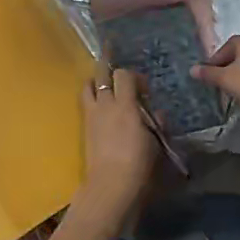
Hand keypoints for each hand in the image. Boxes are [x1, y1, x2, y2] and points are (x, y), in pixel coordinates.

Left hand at [79, 64, 155, 217]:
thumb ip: (155, 123)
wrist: (111, 182)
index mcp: (125, 105)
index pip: (124, 75)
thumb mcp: (156, 142)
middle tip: (113, 57)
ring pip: (88, 86)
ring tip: (104, 84)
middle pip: (102, 74)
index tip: (144, 87)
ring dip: (96, 81)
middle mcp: (104, 104)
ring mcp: (91, 114)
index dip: (133, 75)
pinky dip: (91, 96)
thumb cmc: (139, 164)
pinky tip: (99, 103)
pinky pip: (85, 102)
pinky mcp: (84, 125)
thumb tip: (155, 114)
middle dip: (108, 64)